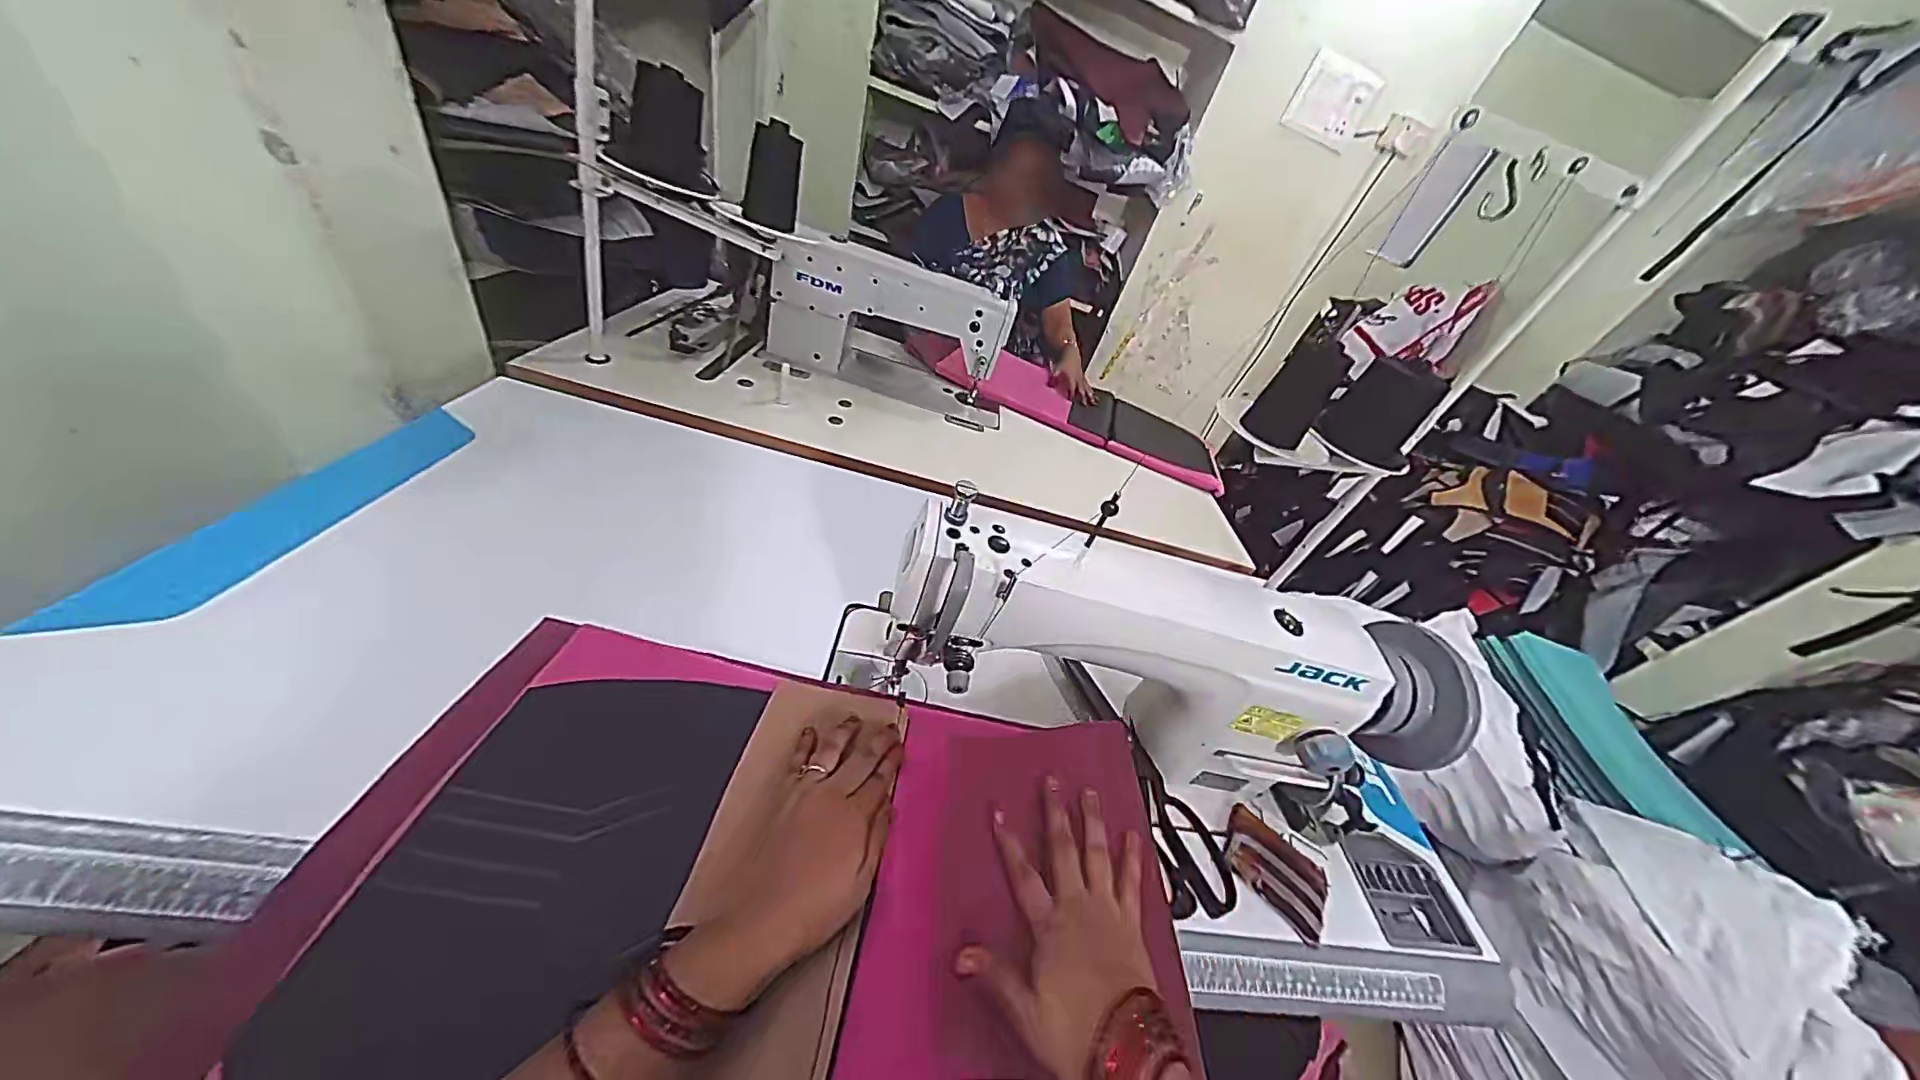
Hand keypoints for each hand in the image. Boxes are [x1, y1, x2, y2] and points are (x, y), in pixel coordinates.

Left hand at [667, 717, 901, 1010]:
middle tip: (888, 729)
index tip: (899, 750)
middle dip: (877, 740)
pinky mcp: (782, 798)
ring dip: (845, 732)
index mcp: (855, 817)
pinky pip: (798, 761)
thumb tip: (887, 809)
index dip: (892, 762)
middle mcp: (831, 797)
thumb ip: (877, 838)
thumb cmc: (814, 908)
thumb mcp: (862, 881)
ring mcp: (804, 793)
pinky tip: (810, 733)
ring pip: (831, 750)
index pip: (880, 780)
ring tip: (855, 721)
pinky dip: (805, 743)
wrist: (762, 919)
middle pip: (861, 758)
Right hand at [955, 778, 1158, 1079]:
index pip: (1023, 874)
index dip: (1009, 842)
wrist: (1129, 1053)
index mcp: (1051, 927)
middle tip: (1053, 784)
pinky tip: (1134, 838)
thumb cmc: (1079, 1032)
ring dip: (1094, 822)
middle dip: (1056, 814)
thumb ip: (995, 976)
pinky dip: (1133, 858)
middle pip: (1064, 850)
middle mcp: (1080, 909)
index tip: (1000, 814)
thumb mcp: (1026, 1011)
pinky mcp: (1133, 925)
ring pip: (1099, 855)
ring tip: (1091, 796)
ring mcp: (1110, 913)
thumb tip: (962, 955)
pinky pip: (1134, 882)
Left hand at [1050, 354, 1098, 405]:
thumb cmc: (1063, 360)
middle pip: (1081, 389)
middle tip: (1085, 404)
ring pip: (1086, 387)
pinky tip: (1092, 394)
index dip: (1071, 394)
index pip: (1072, 388)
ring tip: (1093, 401)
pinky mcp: (1082, 375)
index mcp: (1072, 377)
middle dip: (1083, 396)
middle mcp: (1078, 378)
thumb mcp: (1057, 368)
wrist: (1071, 352)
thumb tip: (1049, 385)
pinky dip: (1089, 389)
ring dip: (1089, 394)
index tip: (1071, 400)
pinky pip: (1087, 384)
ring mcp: (1081, 377)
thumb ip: (1053, 376)